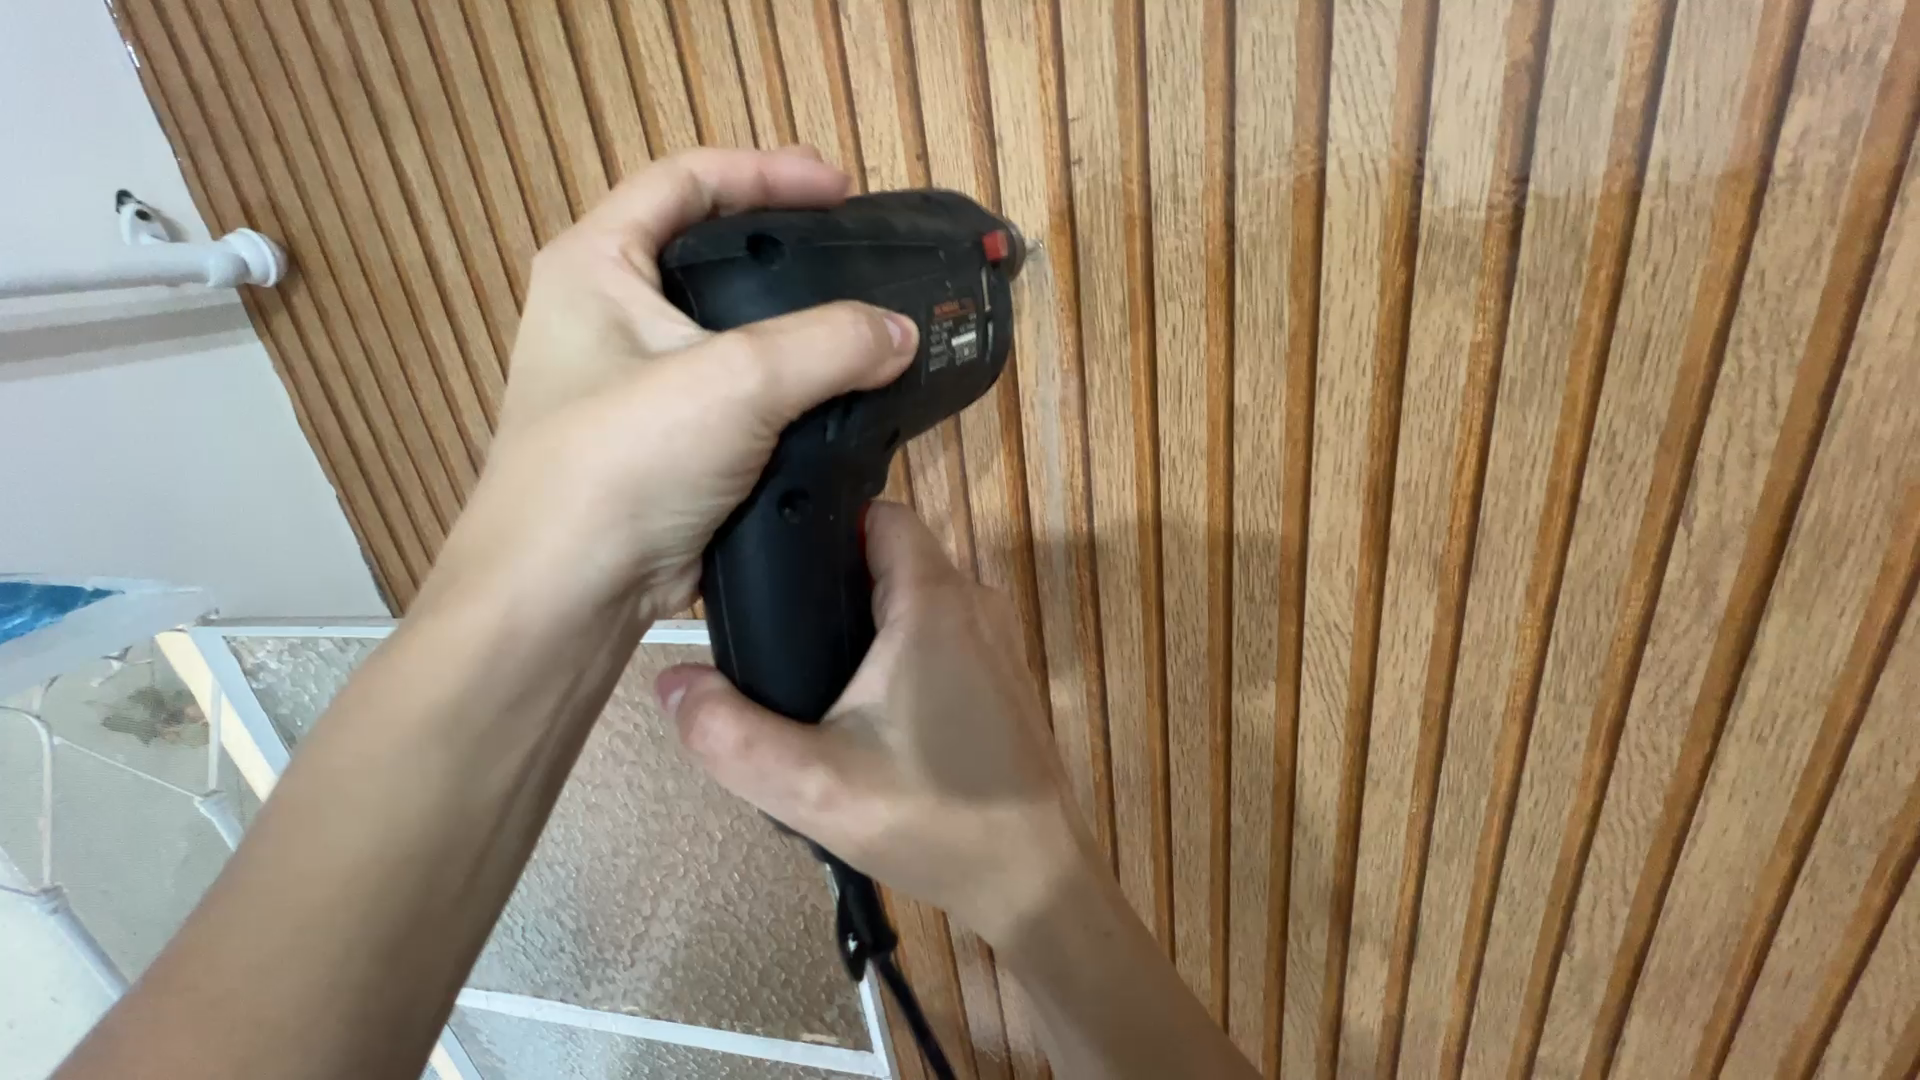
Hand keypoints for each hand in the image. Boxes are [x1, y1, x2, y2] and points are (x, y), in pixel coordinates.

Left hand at [424, 147, 917, 618]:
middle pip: (713, 258)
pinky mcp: (675, 445)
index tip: (842, 189)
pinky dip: (793, 396)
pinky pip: (746, 401)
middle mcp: (612, 317)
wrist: (572, 592)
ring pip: (736, 338)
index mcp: (597, 266)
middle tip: (862, 262)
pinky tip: (842, 402)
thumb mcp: (733, 382)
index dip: (767, 173)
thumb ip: (828, 344)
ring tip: (867, 334)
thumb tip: (901, 334)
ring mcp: (643, 387)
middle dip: (788, 256)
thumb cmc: (624, 462)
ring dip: (798, 335)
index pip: (686, 182)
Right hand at [654, 502, 1096, 941]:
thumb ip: (729, 734)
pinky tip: (871, 706)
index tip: (781, 569)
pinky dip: (903, 648)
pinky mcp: (1003, 676)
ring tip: (817, 673)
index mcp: (935, 600)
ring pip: (918, 598)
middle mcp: (975, 602)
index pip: (881, 516)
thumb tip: (672, 684)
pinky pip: (943, 633)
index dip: (828, 529)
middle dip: (837, 584)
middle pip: (893, 557)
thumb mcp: (813, 785)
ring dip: (869, 622)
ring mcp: (997, 639)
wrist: (1032, 876)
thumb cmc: (933, 819)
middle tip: (784, 635)